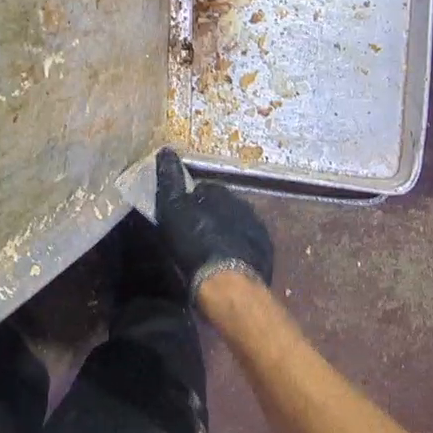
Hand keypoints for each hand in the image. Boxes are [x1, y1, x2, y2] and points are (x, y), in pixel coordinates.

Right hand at [154, 148, 272, 296]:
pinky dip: (239, 249)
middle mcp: (244, 205)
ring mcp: (258, 230)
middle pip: (224, 206)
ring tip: (211, 250)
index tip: (182, 214)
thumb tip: (166, 151)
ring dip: (227, 232)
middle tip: (195, 233)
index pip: (205, 188)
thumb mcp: (172, 209)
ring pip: (238, 225)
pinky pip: (249, 245)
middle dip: (212, 215)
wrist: (227, 281)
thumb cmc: (195, 242)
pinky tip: (227, 263)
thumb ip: (170, 180)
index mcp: (221, 192)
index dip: (192, 200)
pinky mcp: (266, 253)